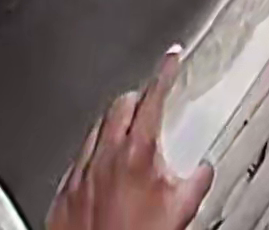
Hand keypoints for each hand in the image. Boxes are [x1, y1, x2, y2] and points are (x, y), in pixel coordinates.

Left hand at [49, 48, 213, 229]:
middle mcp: (105, 155)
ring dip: (113, 124)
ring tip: (125, 133)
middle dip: (137, 98)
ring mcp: (80, 174)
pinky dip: (91, 155)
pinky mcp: (62, 196)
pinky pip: (76, 161)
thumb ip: (197, 180)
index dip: (165, 72)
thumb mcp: (180, 211)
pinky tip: (99, 167)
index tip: (171, 57)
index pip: (154, 96)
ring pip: (95, 129)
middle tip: (148, 102)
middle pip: (120, 105)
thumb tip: (205, 169)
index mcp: (137, 151)